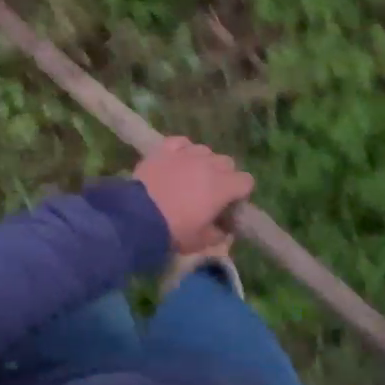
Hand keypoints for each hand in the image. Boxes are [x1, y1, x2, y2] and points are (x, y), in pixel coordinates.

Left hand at [131, 137, 253, 252]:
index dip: (239, 192)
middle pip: (227, 163)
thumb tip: (223, 229)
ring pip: (205, 151)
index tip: (228, 203)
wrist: (137, 216)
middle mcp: (209, 164)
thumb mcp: (201, 241)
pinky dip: (182, 150)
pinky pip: (181, 142)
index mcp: (224, 187)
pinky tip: (177, 160)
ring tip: (189, 176)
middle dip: (222, 176)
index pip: (246, 181)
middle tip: (208, 192)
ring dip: (203, 162)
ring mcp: (186, 153)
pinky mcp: (164, 149)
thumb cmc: (173, 231)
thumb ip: (218, 234)